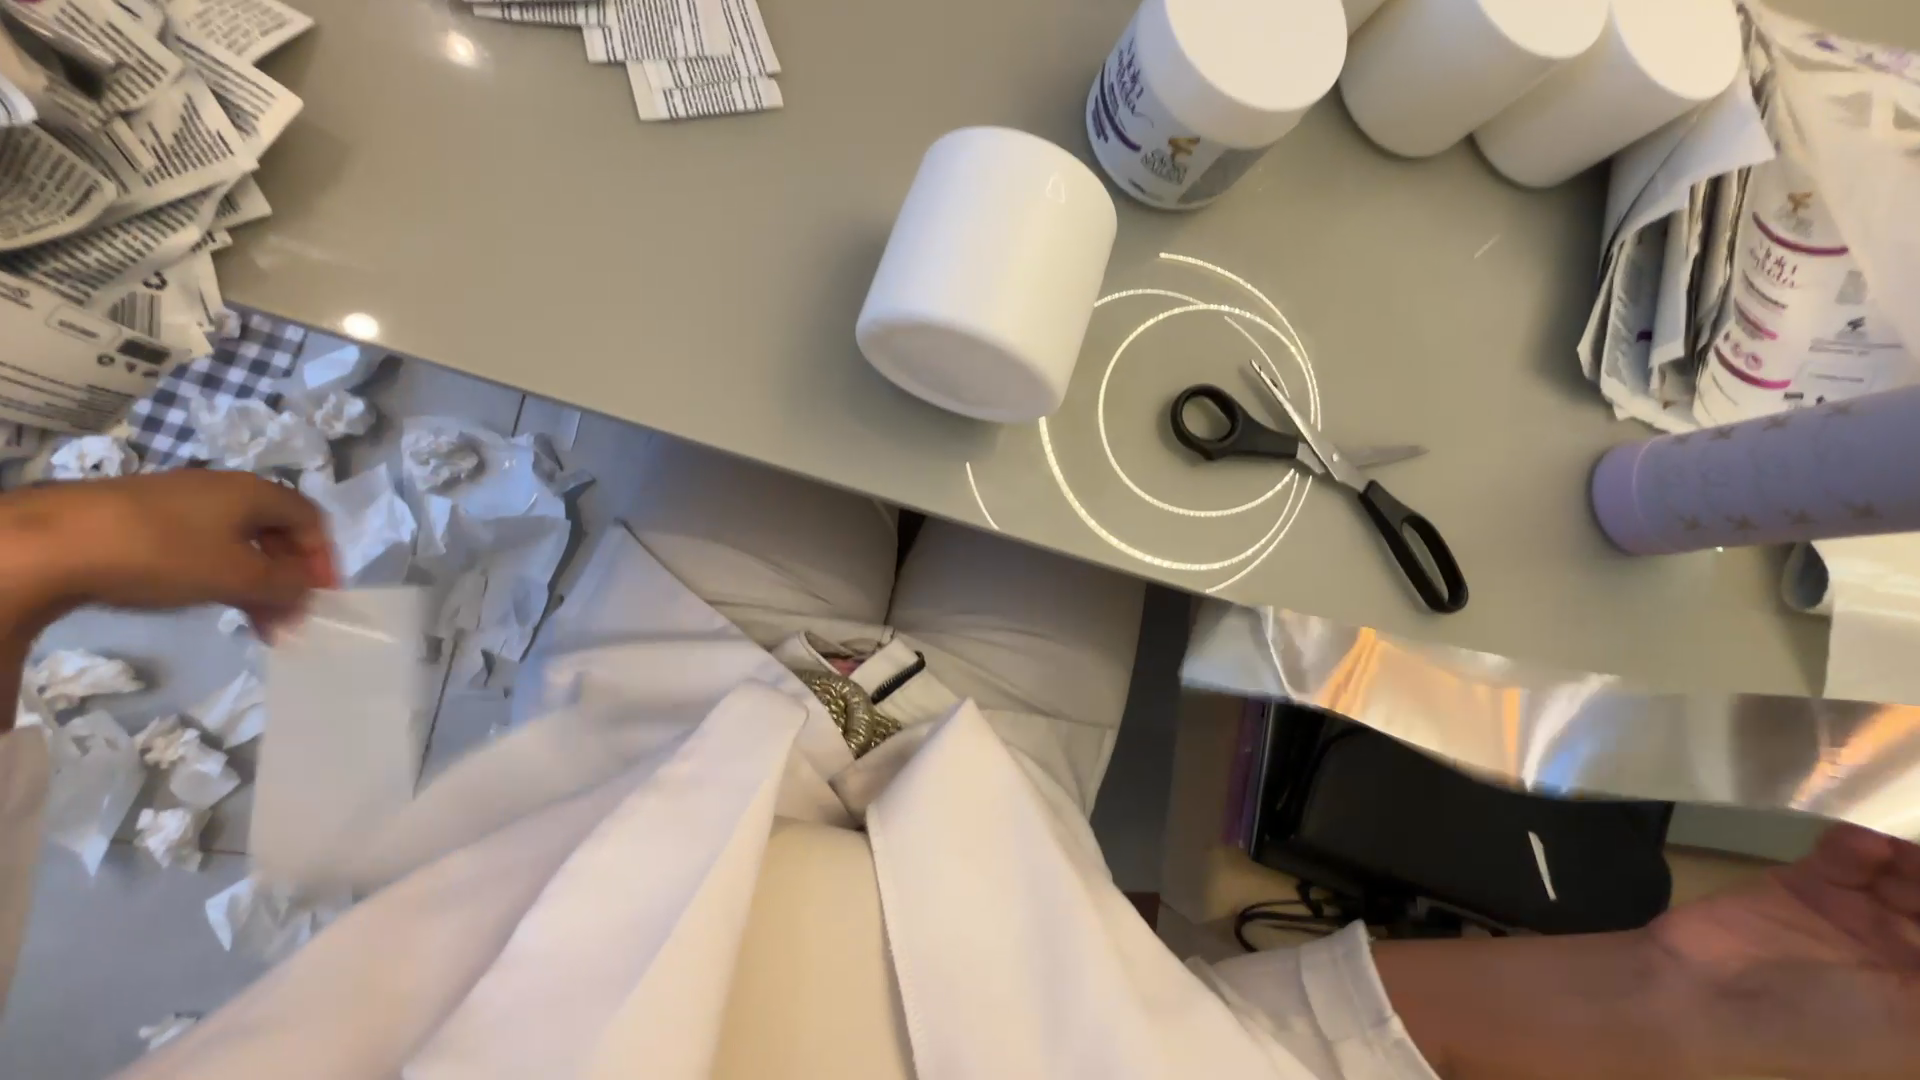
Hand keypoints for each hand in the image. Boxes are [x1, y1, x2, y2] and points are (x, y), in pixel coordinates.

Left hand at [0, 471, 336, 637]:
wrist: (45, 544)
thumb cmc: (163, 553)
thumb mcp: (239, 576)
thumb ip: (286, 586)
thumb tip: (308, 593)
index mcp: (255, 493)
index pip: (312, 521)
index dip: (324, 559)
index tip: (322, 597)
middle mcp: (224, 490)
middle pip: (277, 534)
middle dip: (289, 579)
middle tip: (288, 619)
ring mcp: (180, 503)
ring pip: (239, 544)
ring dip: (255, 583)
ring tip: (253, 623)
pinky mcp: (144, 520)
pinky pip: (203, 547)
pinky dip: (219, 575)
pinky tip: (208, 600)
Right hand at [1651, 823, 1919, 1079]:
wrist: (1708, 989)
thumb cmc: (1829, 1023)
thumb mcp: (1916, 1022)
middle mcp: (1904, 956)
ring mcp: (1854, 919)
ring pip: (1905, 879)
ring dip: (1911, 860)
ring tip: (1896, 851)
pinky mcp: (1803, 886)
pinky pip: (1844, 860)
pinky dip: (1860, 845)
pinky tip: (1861, 841)